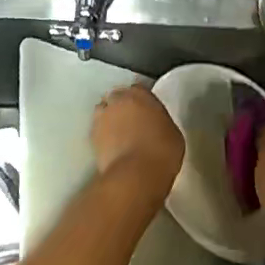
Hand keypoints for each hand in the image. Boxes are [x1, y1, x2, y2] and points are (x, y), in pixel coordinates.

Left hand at [91, 83, 183, 204]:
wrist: (136, 175)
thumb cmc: (162, 151)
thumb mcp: (172, 131)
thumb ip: (159, 120)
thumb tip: (154, 124)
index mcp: (140, 95)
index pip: (138, 89)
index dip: (141, 100)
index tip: (146, 110)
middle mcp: (118, 101)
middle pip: (117, 97)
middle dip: (122, 105)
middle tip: (132, 120)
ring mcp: (102, 118)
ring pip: (103, 110)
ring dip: (109, 117)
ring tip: (118, 132)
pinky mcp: (92, 137)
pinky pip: (98, 129)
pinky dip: (103, 134)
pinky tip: (112, 145)